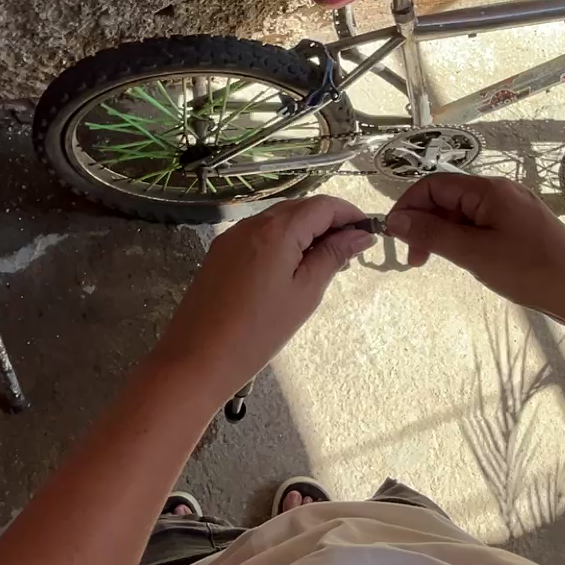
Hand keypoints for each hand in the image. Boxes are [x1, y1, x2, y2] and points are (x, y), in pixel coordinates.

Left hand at [150, 195, 375, 397]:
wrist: (196, 360)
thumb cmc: (258, 332)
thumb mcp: (304, 293)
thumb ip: (332, 257)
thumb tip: (359, 235)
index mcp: (276, 230)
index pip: (322, 205)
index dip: (349, 213)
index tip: (368, 232)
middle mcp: (252, 223)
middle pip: (299, 208)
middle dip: (328, 221)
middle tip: (350, 250)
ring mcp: (232, 236)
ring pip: (278, 220)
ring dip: (305, 231)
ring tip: (323, 262)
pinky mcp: (220, 253)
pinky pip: (259, 235)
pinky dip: (282, 241)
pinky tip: (291, 268)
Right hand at [385, 173, 564, 317]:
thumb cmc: (530, 271)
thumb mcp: (474, 253)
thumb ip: (433, 234)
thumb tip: (395, 219)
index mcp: (489, 190)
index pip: (433, 185)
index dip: (408, 207)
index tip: (394, 238)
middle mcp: (501, 191)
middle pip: (447, 197)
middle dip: (424, 223)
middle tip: (415, 260)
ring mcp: (514, 208)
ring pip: (463, 213)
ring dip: (442, 233)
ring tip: (435, 262)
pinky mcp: (522, 226)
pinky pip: (481, 224)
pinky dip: (463, 239)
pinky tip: (465, 259)